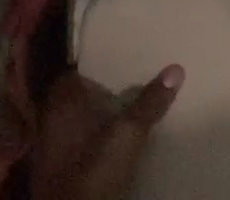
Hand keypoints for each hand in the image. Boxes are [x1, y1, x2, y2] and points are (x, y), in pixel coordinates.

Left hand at [31, 64, 182, 199]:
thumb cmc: (92, 173)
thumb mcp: (127, 135)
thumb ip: (149, 102)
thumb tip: (176, 68)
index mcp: (62, 104)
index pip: (78, 71)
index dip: (99, 62)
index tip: (125, 56)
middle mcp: (53, 122)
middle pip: (81, 96)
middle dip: (107, 88)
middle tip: (138, 77)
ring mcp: (55, 149)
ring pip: (83, 121)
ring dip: (104, 116)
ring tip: (137, 105)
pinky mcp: (63, 173)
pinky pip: (84, 144)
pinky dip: (100, 139)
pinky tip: (122, 140)